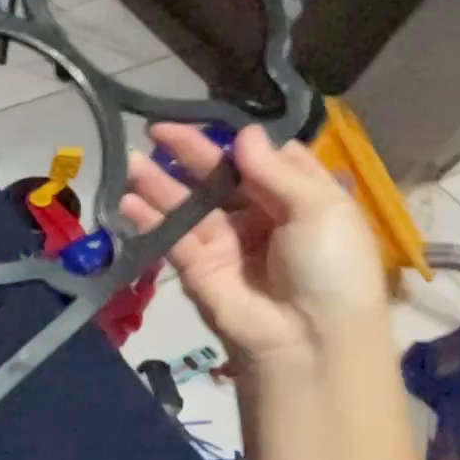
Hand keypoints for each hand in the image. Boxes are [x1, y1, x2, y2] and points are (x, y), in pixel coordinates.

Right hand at [120, 123, 387, 368]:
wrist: (307, 337)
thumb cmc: (331, 267)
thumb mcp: (322, 209)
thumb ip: (277, 172)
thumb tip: (244, 135)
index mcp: (301, 198)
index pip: (265, 160)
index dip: (241, 141)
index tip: (218, 122)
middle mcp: (260, 215)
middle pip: (220, 177)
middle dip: (190, 153)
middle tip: (157, 130)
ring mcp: (224, 242)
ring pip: (188, 204)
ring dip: (159, 183)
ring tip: (132, 161)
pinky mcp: (194, 267)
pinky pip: (170, 236)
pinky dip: (149, 218)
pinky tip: (128, 201)